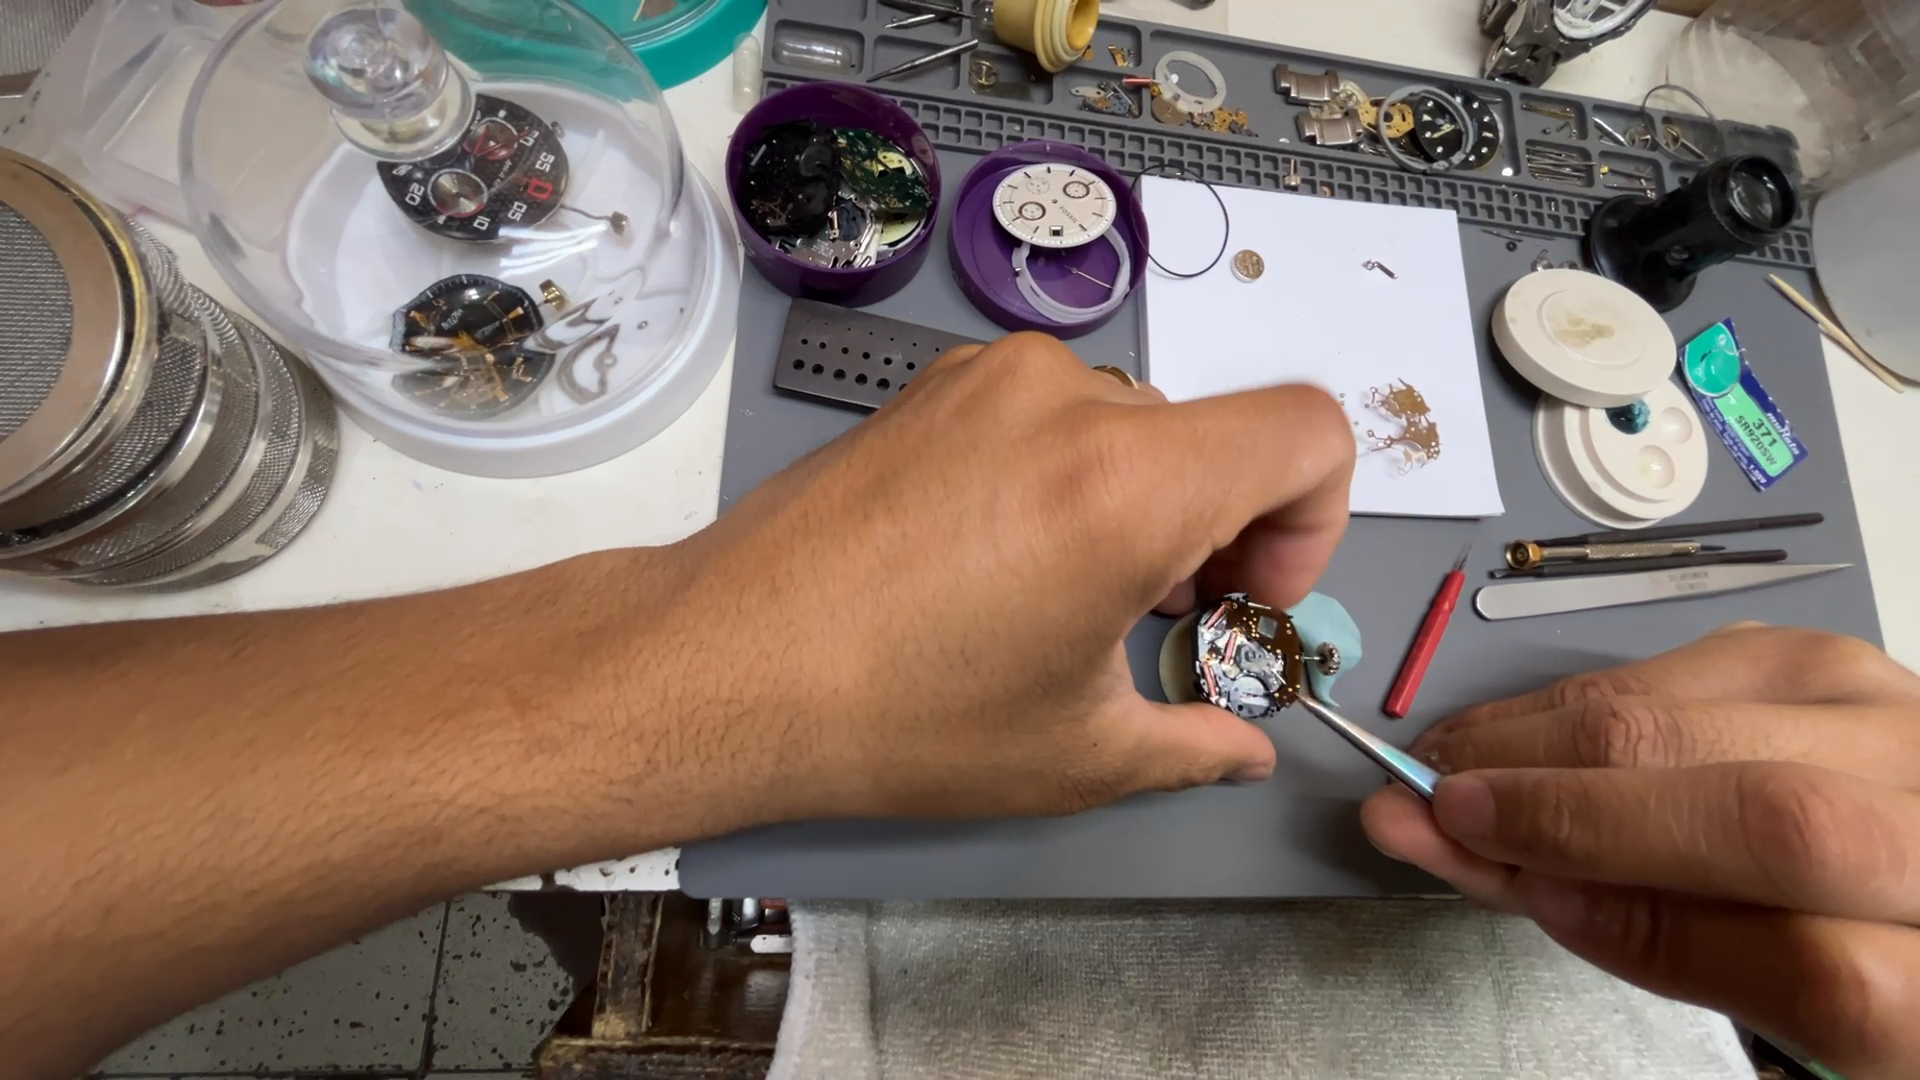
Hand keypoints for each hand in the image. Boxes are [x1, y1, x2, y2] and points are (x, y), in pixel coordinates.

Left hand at [661, 332, 1352, 823]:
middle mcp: (1064, 395)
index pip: (1309, 430)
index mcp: (1125, 480)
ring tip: (1063, 587)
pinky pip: (1051, 412)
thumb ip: (1194, 744)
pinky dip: (1068, 470)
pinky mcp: (936, 385)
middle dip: (1212, 530)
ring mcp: (990, 376)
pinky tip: (1002, 547)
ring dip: (1136, 501)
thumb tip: (1241, 746)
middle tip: (1146, 614)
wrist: (726, 662)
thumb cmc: (898, 716)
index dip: (1309, 521)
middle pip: (1214, 437)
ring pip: (1131, 425)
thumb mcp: (1074, 752)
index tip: (1239, 595)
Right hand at [1360, 624, 1919, 1077]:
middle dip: (1563, 813)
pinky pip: (1638, 672)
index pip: (1827, 972)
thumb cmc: (1809, 928)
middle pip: (1770, 821)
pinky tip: (1499, 735)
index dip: (1649, 931)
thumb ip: (1606, 923)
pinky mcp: (1805, 652)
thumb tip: (1430, 837)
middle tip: (1438, 806)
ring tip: (1444, 763)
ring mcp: (1891, 715)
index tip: (1516, 891)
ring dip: (1522, 743)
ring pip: (1676, 725)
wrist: (1898, 839)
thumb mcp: (1748, 988)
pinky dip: (1539, 708)